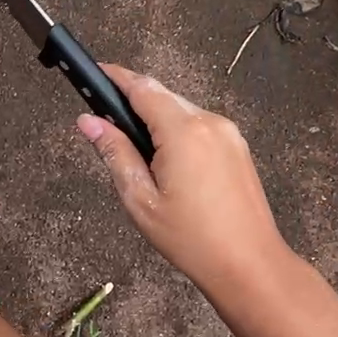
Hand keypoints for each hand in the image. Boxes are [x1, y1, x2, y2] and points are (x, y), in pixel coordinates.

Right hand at [76, 65, 293, 292]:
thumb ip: (114, 153)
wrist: (250, 265)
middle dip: (131, 100)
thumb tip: (88, 122)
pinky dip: (174, 130)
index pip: (142, 88)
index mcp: (184, 132)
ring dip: (152, 117)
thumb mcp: (139, 198)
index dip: (115, 77)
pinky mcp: (236, 147)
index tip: (93, 72)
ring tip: (131, 147)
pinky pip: (197, 125)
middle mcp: (210, 123)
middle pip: (161, 96)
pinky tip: (161, 158)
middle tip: (102, 119)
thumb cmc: (191, 237)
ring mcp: (228, 134)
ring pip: (180, 110)